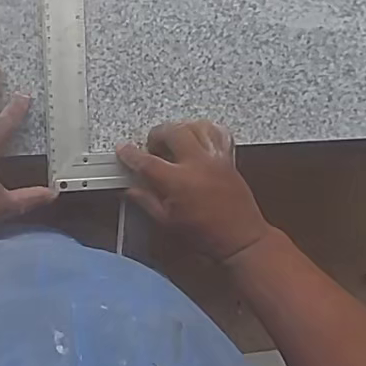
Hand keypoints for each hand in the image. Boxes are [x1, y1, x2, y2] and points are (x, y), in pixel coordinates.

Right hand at [117, 120, 271, 261]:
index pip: (147, 161)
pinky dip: (206, 130)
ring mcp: (215, 158)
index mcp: (178, 182)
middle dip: (156, 134)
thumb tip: (132, 189)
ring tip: (173, 141)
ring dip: (180, 129)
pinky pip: (218, 133)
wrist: (241, 239)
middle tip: (151, 146)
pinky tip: (198, 138)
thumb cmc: (207, 235)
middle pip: (172, 131)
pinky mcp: (228, 159)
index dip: (130, 154)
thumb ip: (147, 201)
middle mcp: (197, 164)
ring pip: (195, 126)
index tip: (123, 150)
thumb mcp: (168, 223)